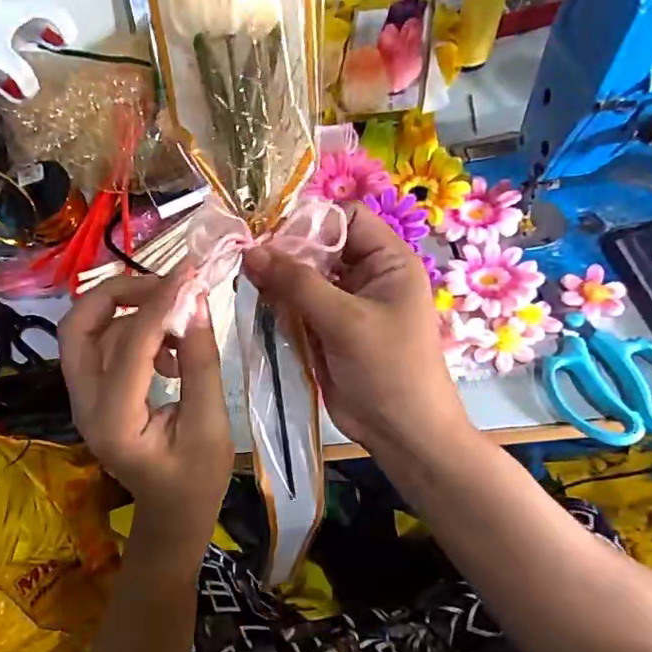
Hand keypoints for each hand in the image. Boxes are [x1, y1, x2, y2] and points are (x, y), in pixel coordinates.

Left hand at [59, 270, 231, 551]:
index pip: (130, 345)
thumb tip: (197, 303)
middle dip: (119, 294)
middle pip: (78, 326)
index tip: (193, 274)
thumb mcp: (210, 426)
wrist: (171, 516)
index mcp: (113, 421)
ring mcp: (83, 400)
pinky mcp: (93, 395)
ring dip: (129, 311)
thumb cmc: (196, 482)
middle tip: (166, 285)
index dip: (161, 304)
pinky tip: (172, 350)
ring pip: (86, 331)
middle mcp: (85, 405)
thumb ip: (201, 363)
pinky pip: (101, 345)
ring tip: (180, 322)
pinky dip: (132, 331)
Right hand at [243, 203, 472, 457]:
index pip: (347, 218)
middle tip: (248, 261)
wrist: (402, 433)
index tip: (270, 235)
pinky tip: (259, 307)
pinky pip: (298, 306)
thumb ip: (297, 283)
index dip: (310, 221)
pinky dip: (280, 306)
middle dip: (286, 252)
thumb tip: (250, 250)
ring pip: (304, 277)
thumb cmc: (389, 370)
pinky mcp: (328, 331)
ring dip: (279, 281)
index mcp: (388, 261)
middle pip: (320, 246)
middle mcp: (367, 276)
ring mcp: (346, 304)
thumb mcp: (346, 321)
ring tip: (248, 284)